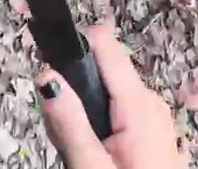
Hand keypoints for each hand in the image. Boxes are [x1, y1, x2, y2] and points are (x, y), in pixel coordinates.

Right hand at [35, 27, 183, 168]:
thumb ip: (68, 121)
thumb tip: (45, 74)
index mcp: (139, 105)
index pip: (102, 41)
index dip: (70, 46)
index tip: (47, 69)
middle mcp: (149, 104)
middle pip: (96, 68)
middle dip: (70, 92)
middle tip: (59, 133)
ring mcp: (151, 120)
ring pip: (101, 92)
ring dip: (78, 112)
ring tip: (73, 151)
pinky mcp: (148, 134)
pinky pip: (112, 111)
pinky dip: (93, 125)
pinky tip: (88, 155)